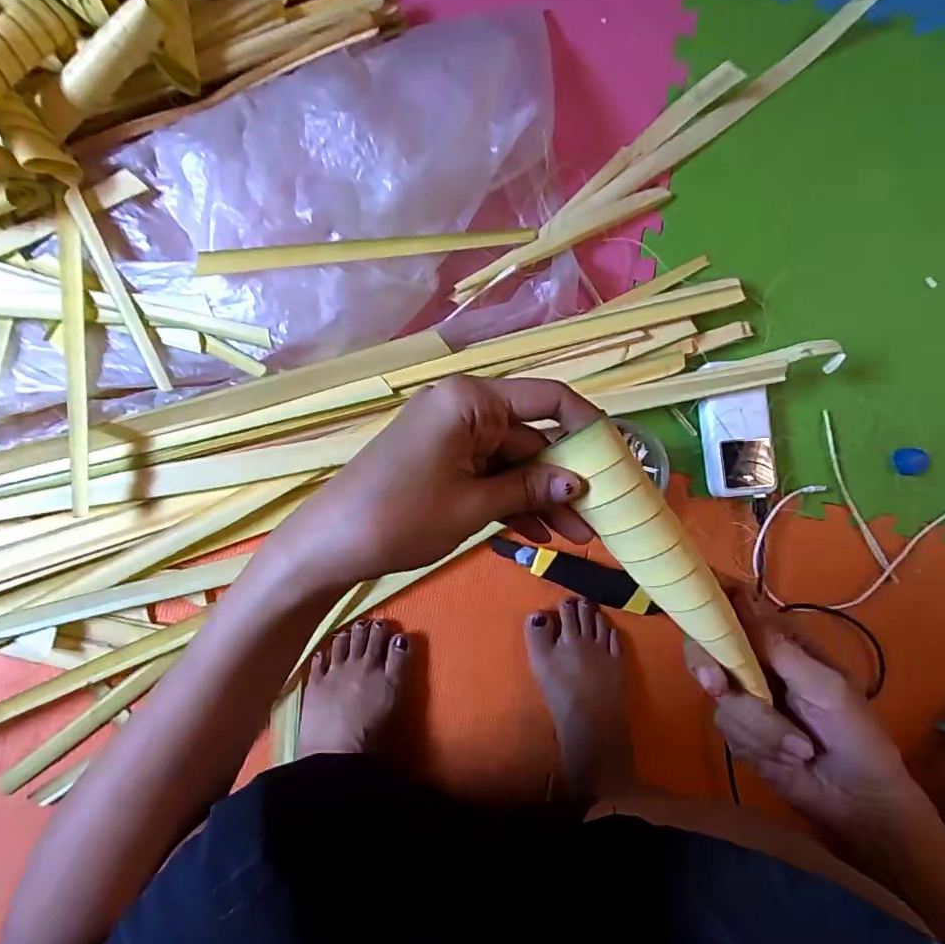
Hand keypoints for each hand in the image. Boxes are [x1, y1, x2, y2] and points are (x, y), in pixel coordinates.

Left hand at [271, 376, 603, 586]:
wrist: (329, 544)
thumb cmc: (401, 517)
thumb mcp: (473, 505)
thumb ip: (528, 487)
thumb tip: (577, 481)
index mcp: (471, 401)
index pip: (547, 399)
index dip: (586, 426)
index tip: (615, 459)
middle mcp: (463, 407)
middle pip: (530, 436)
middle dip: (563, 479)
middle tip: (597, 518)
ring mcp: (449, 435)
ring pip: (511, 461)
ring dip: (540, 496)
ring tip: (576, 537)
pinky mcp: (439, 459)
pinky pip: (486, 474)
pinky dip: (509, 500)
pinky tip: (536, 534)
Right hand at [690, 587, 924, 836]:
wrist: (862, 800)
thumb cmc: (857, 734)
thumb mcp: (827, 687)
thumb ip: (780, 648)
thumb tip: (741, 599)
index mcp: (777, 640)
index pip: (732, 608)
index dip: (709, 604)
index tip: (702, 618)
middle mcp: (752, 662)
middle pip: (704, 647)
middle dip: (708, 666)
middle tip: (718, 685)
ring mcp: (742, 697)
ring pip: (719, 697)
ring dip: (760, 727)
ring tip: (800, 746)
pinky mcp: (737, 730)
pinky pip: (726, 728)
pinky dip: (759, 745)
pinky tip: (788, 757)